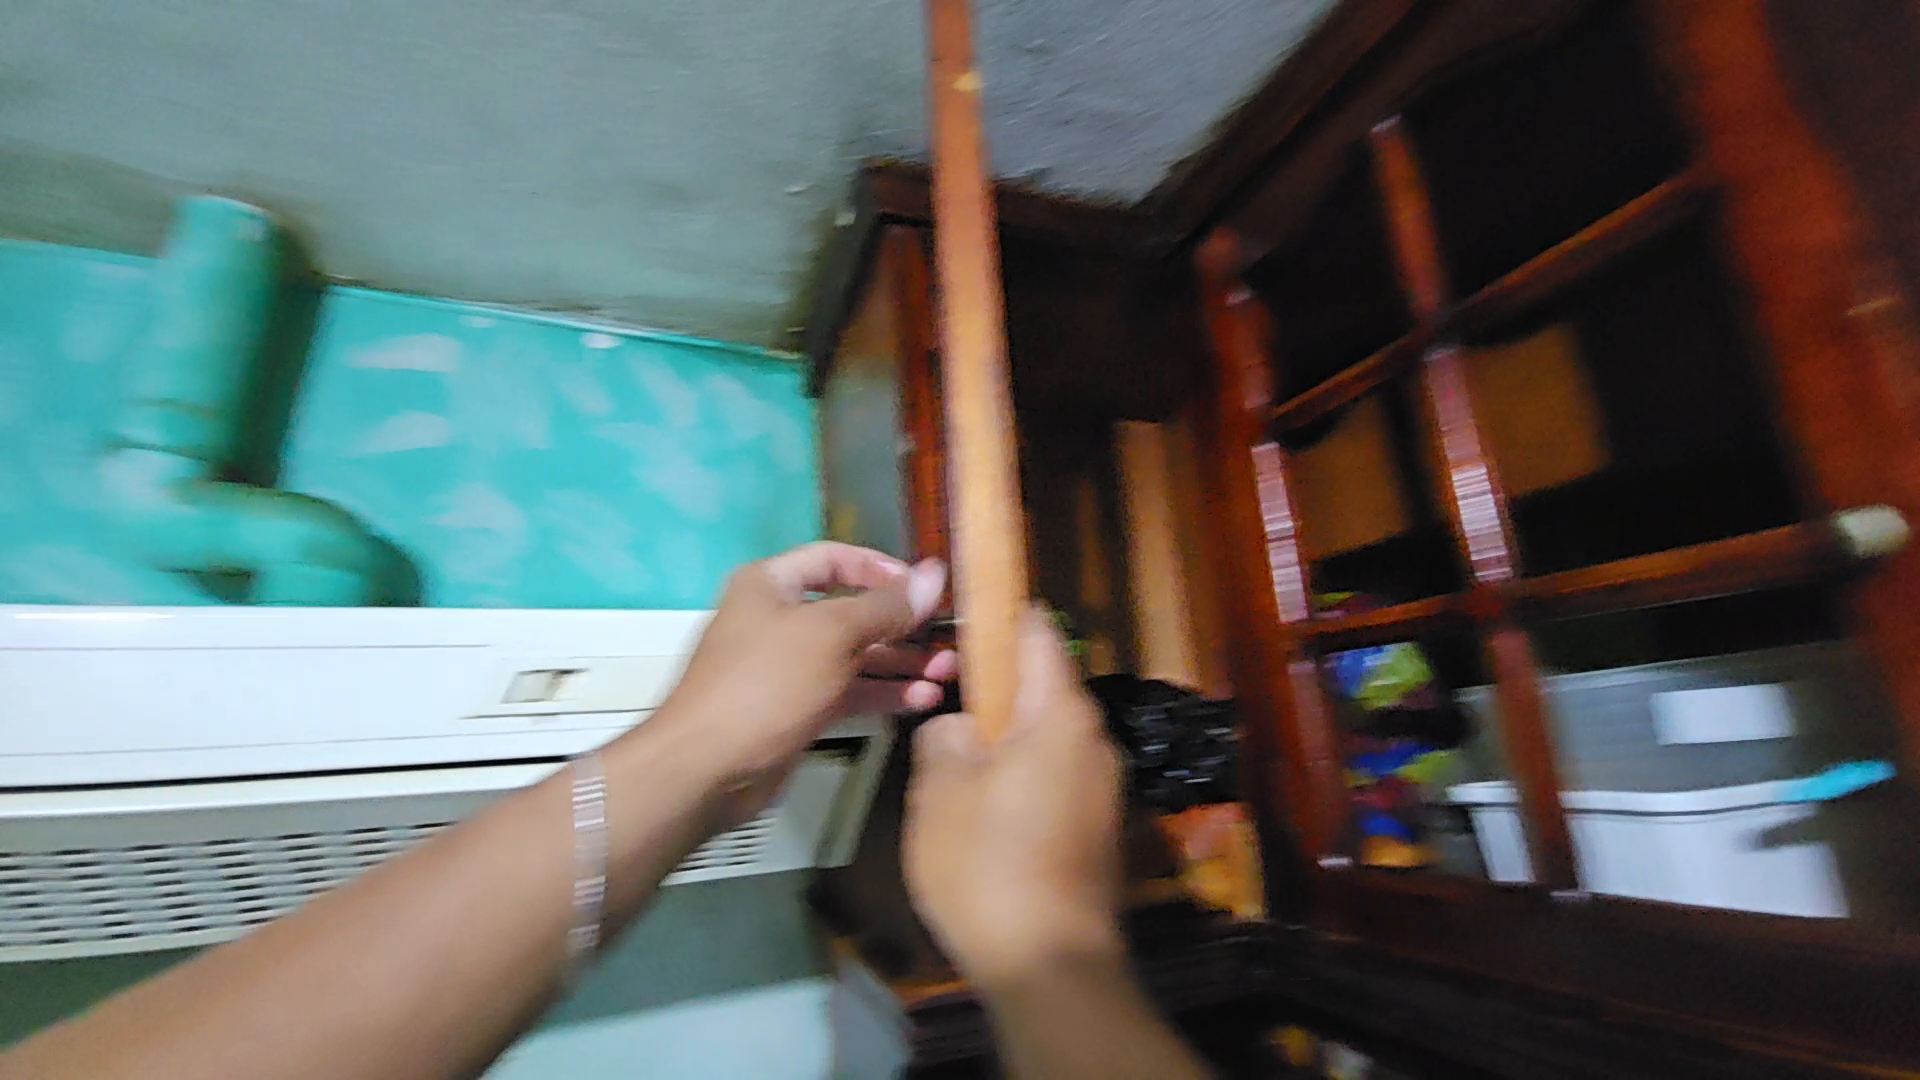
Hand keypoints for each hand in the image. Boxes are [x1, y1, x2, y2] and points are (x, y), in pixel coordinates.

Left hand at [647, 542, 950, 813]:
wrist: (706, 770)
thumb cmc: (765, 683)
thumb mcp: (831, 634)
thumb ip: (886, 606)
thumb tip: (933, 574)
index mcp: (772, 584)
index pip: (834, 558)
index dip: (880, 568)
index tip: (920, 587)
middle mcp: (780, 619)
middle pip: (852, 611)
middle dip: (901, 625)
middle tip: (945, 637)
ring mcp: (790, 667)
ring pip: (855, 655)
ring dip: (900, 662)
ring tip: (946, 671)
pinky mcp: (799, 708)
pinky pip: (849, 690)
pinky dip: (883, 693)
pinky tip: (920, 699)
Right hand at [902, 608, 1125, 990]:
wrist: (1051, 968)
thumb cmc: (987, 864)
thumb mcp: (939, 789)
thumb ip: (945, 735)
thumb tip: (962, 727)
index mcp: (1061, 714)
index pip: (1038, 634)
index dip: (1002, 616)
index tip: (969, 616)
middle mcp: (1096, 739)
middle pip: (1044, 687)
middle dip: (998, 692)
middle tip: (949, 707)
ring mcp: (1106, 785)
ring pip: (1049, 737)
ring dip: (1010, 740)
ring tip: (963, 769)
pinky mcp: (1102, 825)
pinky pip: (1059, 776)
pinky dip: (1028, 777)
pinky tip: (993, 815)